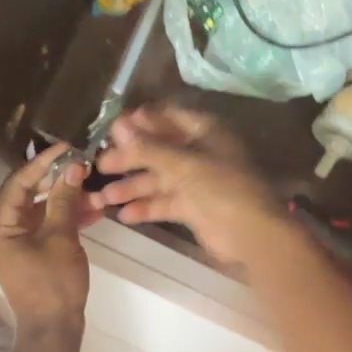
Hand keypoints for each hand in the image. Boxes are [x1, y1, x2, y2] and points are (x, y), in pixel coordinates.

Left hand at [0, 142, 93, 329]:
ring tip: (96, 191)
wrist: (53, 329)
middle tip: (85, 166)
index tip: (69, 148)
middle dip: (59, 180)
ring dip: (68, 199)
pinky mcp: (33, 251)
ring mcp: (17, 241)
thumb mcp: (61, 237)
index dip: (44, 162)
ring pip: (42, 209)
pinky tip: (94, 210)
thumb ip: (64, 199)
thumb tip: (74, 166)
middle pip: (29, 192)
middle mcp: (2, 229)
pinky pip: (48, 225)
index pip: (18, 181)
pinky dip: (68, 217)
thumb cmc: (53, 283)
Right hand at [92, 106, 286, 264]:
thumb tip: (118, 126)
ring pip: (158, 180)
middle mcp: (199, 153)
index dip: (141, 122)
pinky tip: (123, 215)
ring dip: (132, 188)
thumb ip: (148, 148)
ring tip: (103, 197)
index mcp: (205, 133)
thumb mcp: (183, 164)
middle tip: (101, 165)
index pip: (168, 118)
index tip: (112, 128)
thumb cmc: (221, 188)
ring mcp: (196, 182)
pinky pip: (164, 203)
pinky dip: (145, 208)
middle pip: (159, 151)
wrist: (251, 233)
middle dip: (129, 158)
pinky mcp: (193, 208)